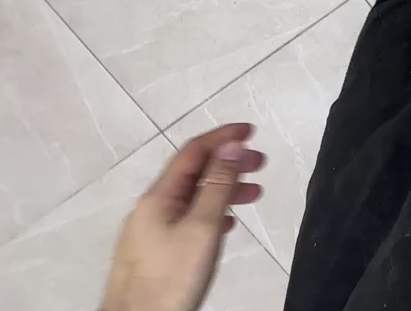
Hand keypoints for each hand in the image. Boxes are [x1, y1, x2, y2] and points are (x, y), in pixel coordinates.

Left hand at [102, 124, 264, 310]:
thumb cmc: (171, 278)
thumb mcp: (202, 226)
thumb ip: (219, 183)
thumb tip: (232, 144)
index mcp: (158, 198)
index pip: (193, 151)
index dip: (223, 137)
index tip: (252, 132)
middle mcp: (151, 209)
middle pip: (194, 172)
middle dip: (229, 162)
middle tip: (260, 163)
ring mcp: (149, 233)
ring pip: (193, 197)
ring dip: (225, 188)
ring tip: (254, 194)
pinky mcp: (154, 255)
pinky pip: (188, 219)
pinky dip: (212, 211)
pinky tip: (227, 224)